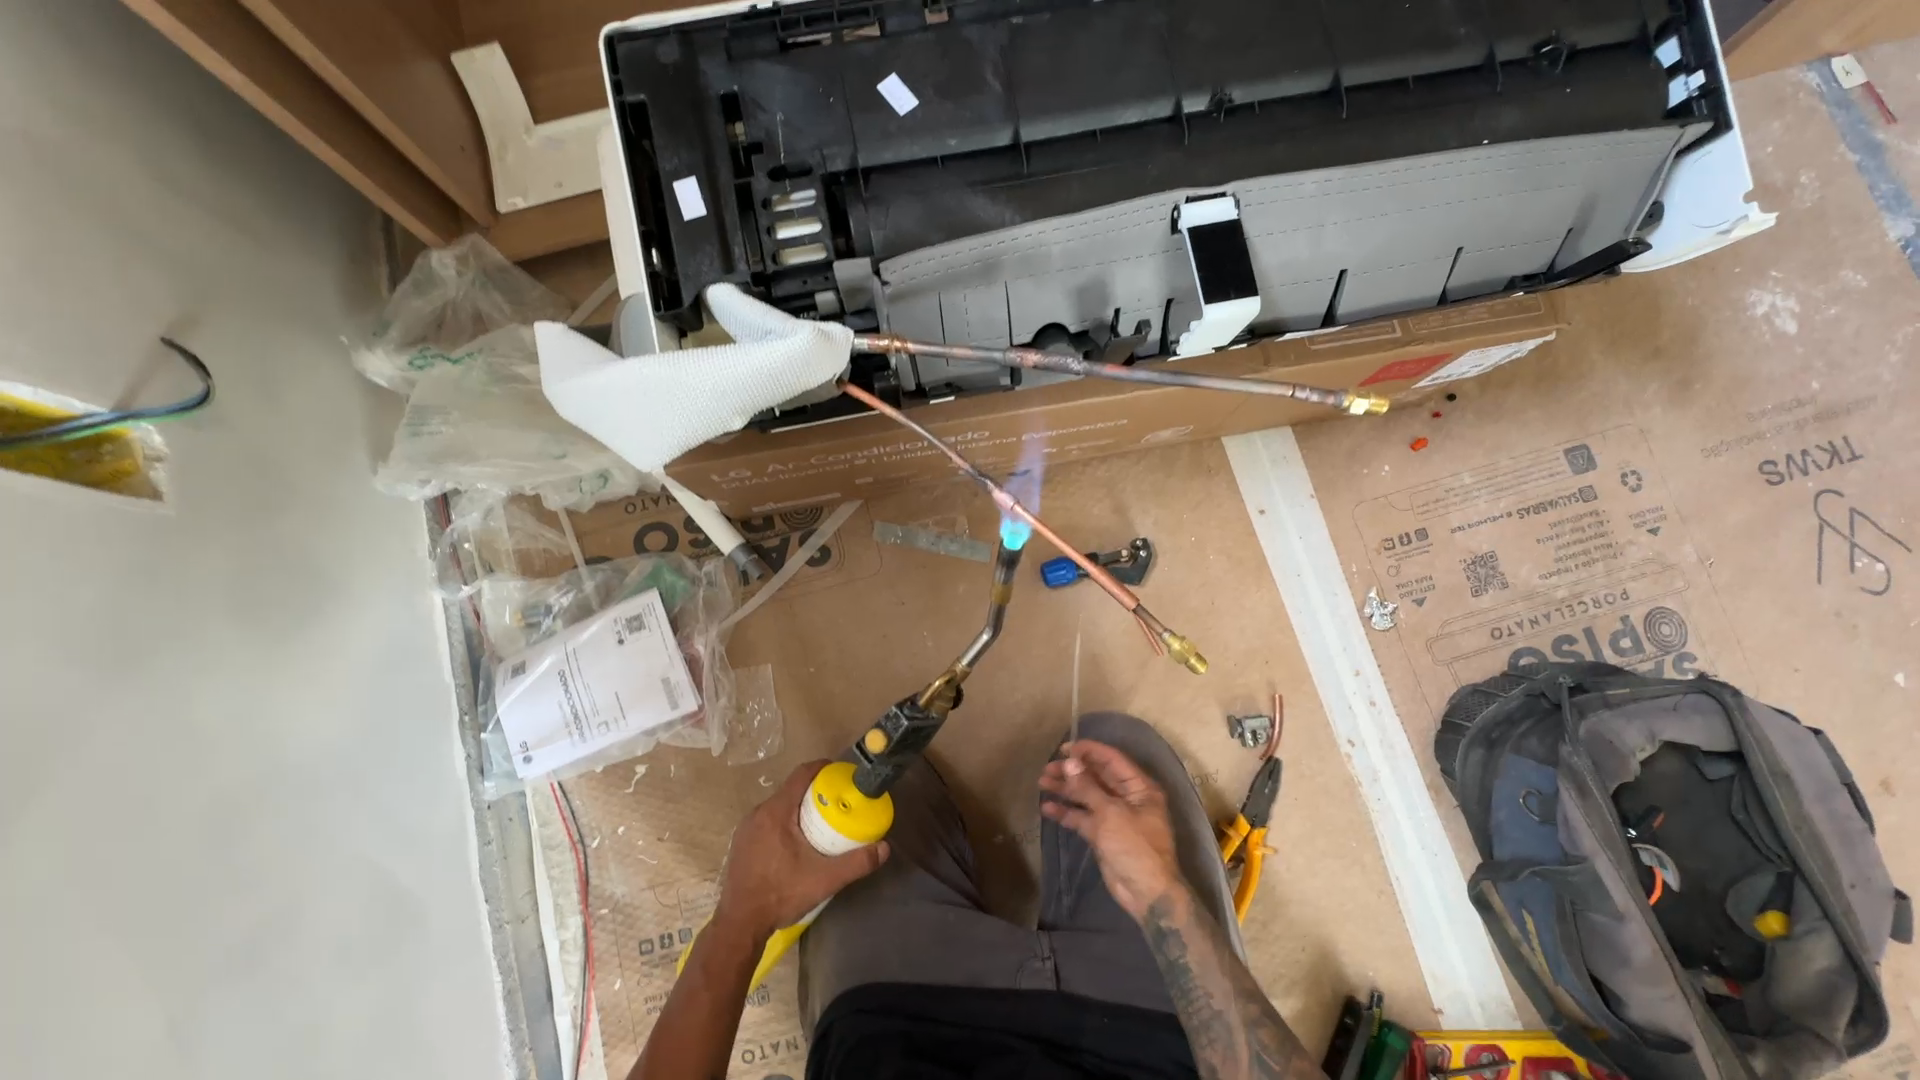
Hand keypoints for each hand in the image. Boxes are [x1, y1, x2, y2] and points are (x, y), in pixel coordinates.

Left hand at [713, 761, 888, 940]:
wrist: (740, 924)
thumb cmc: (781, 895)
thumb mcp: (825, 880)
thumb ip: (856, 863)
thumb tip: (884, 848)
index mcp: (776, 812)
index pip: (801, 774)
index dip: (823, 768)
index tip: (842, 774)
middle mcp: (758, 813)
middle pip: (791, 790)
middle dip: (815, 792)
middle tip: (837, 804)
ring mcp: (746, 829)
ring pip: (778, 807)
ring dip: (799, 808)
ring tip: (820, 824)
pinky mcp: (741, 844)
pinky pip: (767, 822)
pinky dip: (784, 822)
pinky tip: (796, 844)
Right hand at [1038, 740, 1183, 919]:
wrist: (1146, 892)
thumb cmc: (1135, 846)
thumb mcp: (1111, 813)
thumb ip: (1088, 787)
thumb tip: (1069, 762)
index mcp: (1139, 787)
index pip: (1112, 760)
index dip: (1089, 751)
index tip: (1064, 749)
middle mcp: (1128, 798)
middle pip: (1097, 777)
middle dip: (1073, 771)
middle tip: (1048, 768)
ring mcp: (1115, 817)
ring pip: (1087, 797)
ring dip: (1066, 789)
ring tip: (1042, 783)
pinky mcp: (1103, 834)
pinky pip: (1083, 817)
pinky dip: (1067, 812)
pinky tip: (1047, 808)